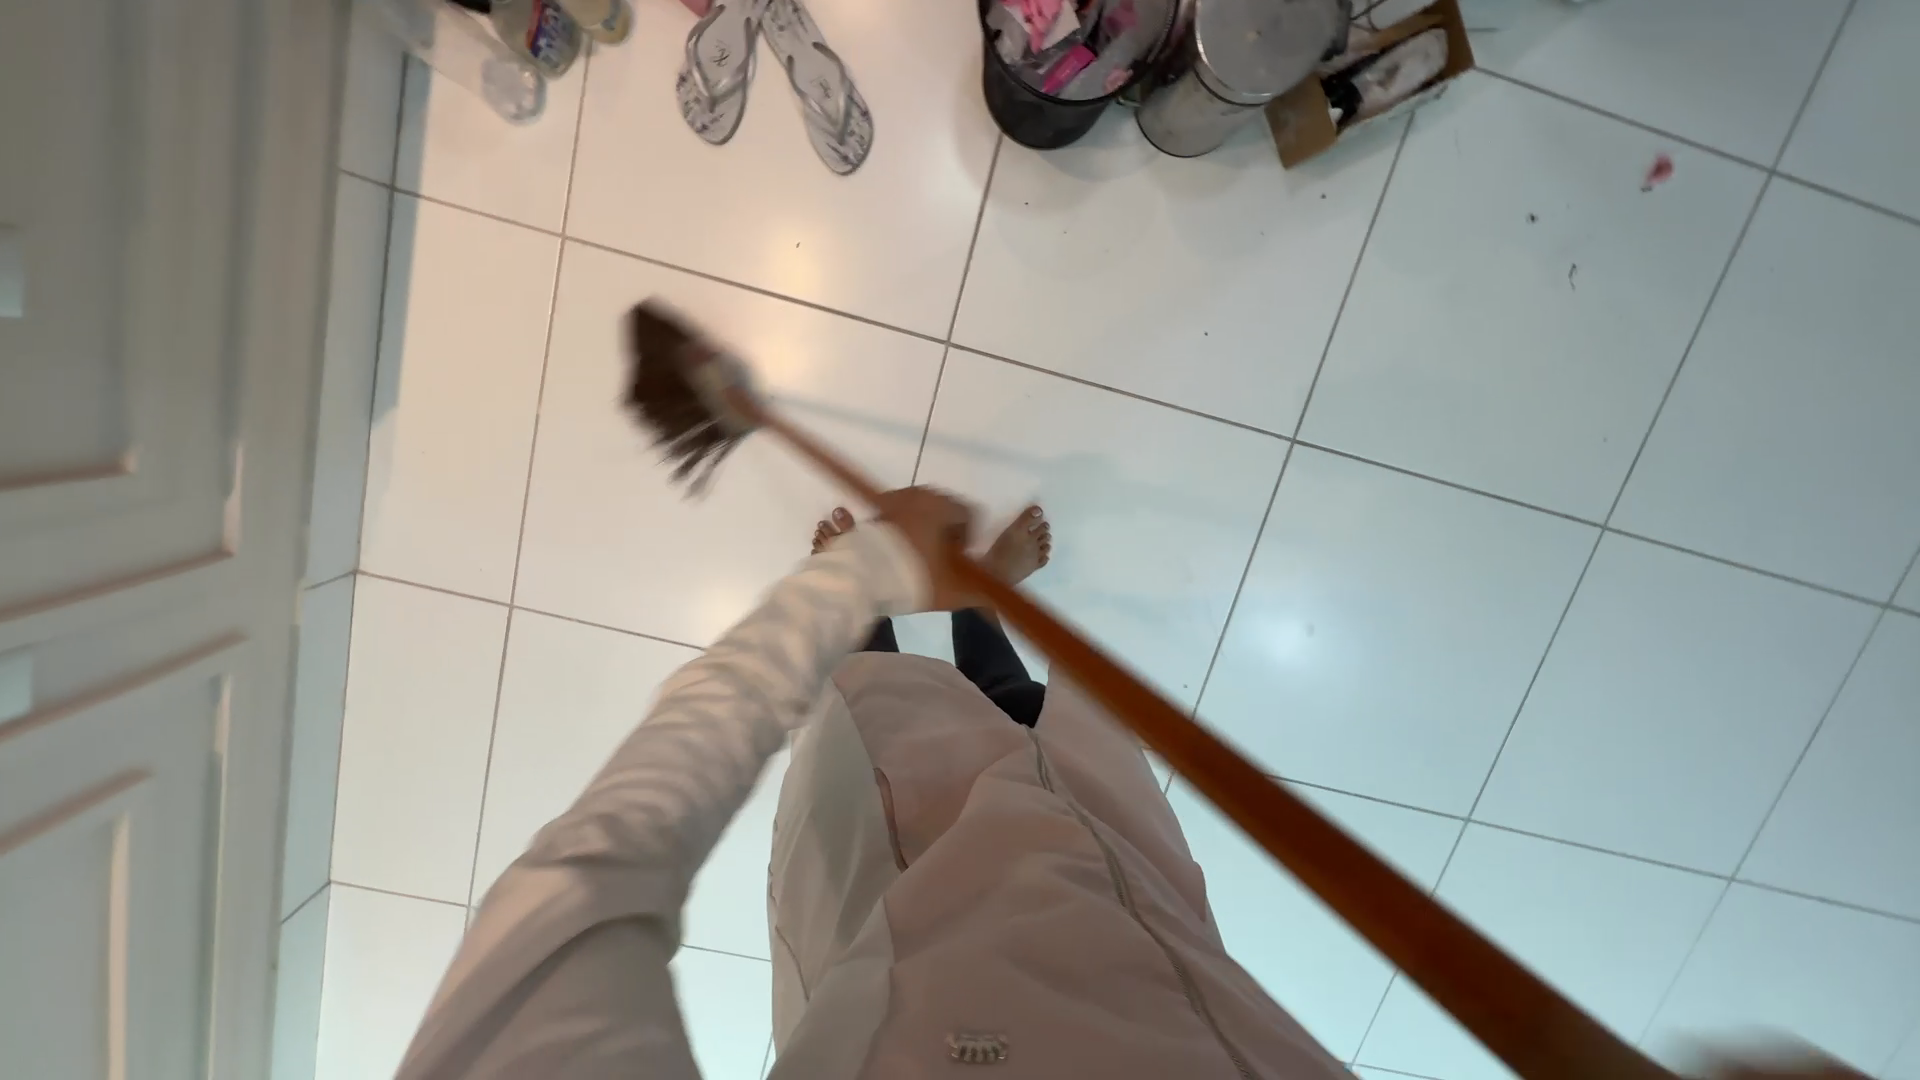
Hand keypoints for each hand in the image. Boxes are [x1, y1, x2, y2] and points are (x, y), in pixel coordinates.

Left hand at [870, 486, 975, 612]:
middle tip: (943, 560)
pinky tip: (898, 555)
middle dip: (946, 532)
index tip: (963, 560)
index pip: (969, 514)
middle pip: (943, 509)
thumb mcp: (952, 591)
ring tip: (919, 559)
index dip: (970, 538)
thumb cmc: (912, 578)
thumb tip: (990, 595)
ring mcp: (891, 500)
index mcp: (941, 505)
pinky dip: (902, 531)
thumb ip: (977, 591)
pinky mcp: (871, 512)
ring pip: (918, 512)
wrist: (858, 578)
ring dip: (924, 530)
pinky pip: (896, 517)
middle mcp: (918, 494)